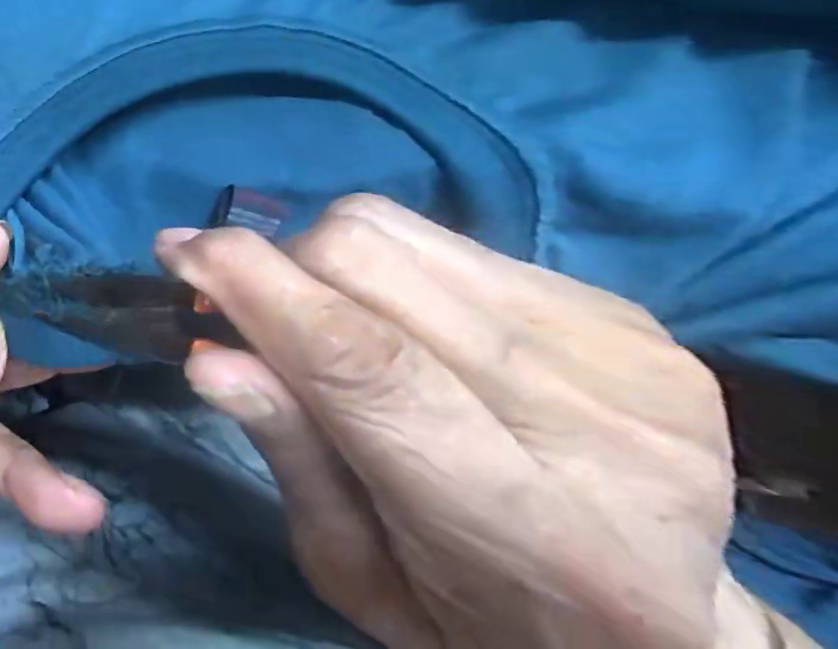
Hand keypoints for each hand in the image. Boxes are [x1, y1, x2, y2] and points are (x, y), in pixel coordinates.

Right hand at [159, 194, 815, 648]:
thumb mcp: (354, 571)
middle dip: (281, 264)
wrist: (660, 627)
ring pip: (397, 229)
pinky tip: (409, 322)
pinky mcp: (626, 308)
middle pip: (370, 262)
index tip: (176, 249)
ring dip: (328, 259)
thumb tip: (208, 358)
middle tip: (260, 310)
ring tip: (337, 318)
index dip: (256, 287)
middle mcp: (597, 422)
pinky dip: (388, 267)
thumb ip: (290, 452)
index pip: (364, 364)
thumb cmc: (472, 622)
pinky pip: (444, 238)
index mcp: (531, 532)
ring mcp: (623, 350)